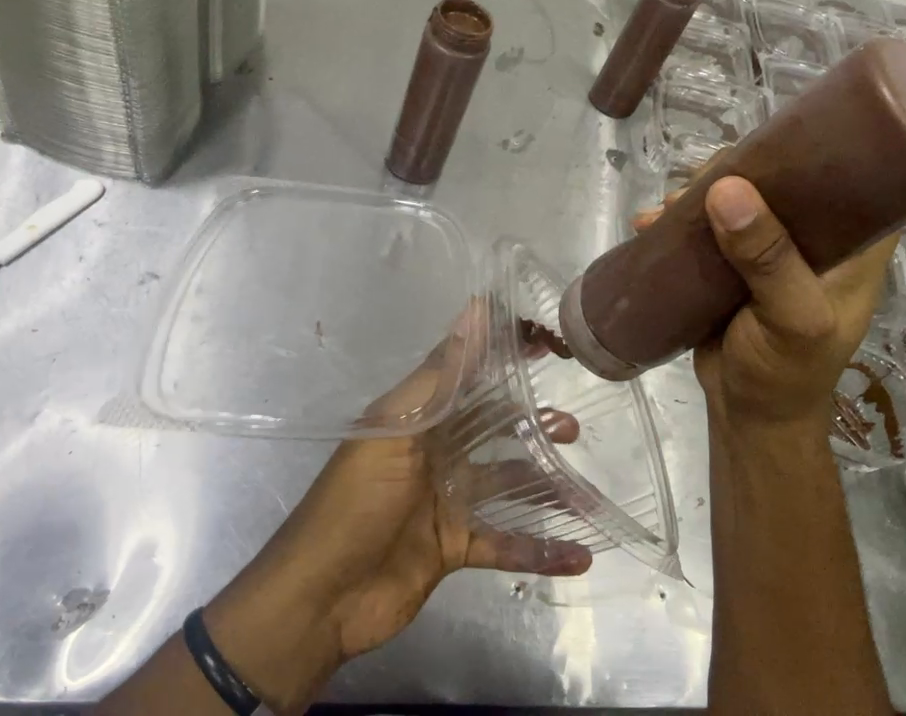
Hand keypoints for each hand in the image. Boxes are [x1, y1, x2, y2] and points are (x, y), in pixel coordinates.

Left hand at [203, 305, 591, 711]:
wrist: (318, 599)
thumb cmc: (355, 503)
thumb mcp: (396, 431)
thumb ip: (443, 375)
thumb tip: (477, 306)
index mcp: (417, 419)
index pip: (468, 376)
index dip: (505, 357)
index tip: (548, 345)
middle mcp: (435, 454)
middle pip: (495, 431)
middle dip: (534, 426)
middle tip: (573, 428)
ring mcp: (445, 502)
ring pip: (508, 486)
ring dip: (548, 489)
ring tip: (587, 497)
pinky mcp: (454, 548)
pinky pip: (505, 543)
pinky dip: (541, 550)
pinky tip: (580, 556)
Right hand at [634, 173, 896, 432]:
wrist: (747, 418)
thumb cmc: (786, 374)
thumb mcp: (791, 318)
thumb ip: (768, 259)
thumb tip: (727, 189)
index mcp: (857, 244)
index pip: (849, 175)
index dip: (812, 150)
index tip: (762, 144)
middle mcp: (820, 238)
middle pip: (782, 179)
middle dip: (736, 173)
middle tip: (696, 187)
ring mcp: (775, 250)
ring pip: (742, 199)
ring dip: (700, 197)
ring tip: (666, 211)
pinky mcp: (737, 264)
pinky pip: (712, 228)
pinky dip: (681, 223)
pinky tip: (650, 225)